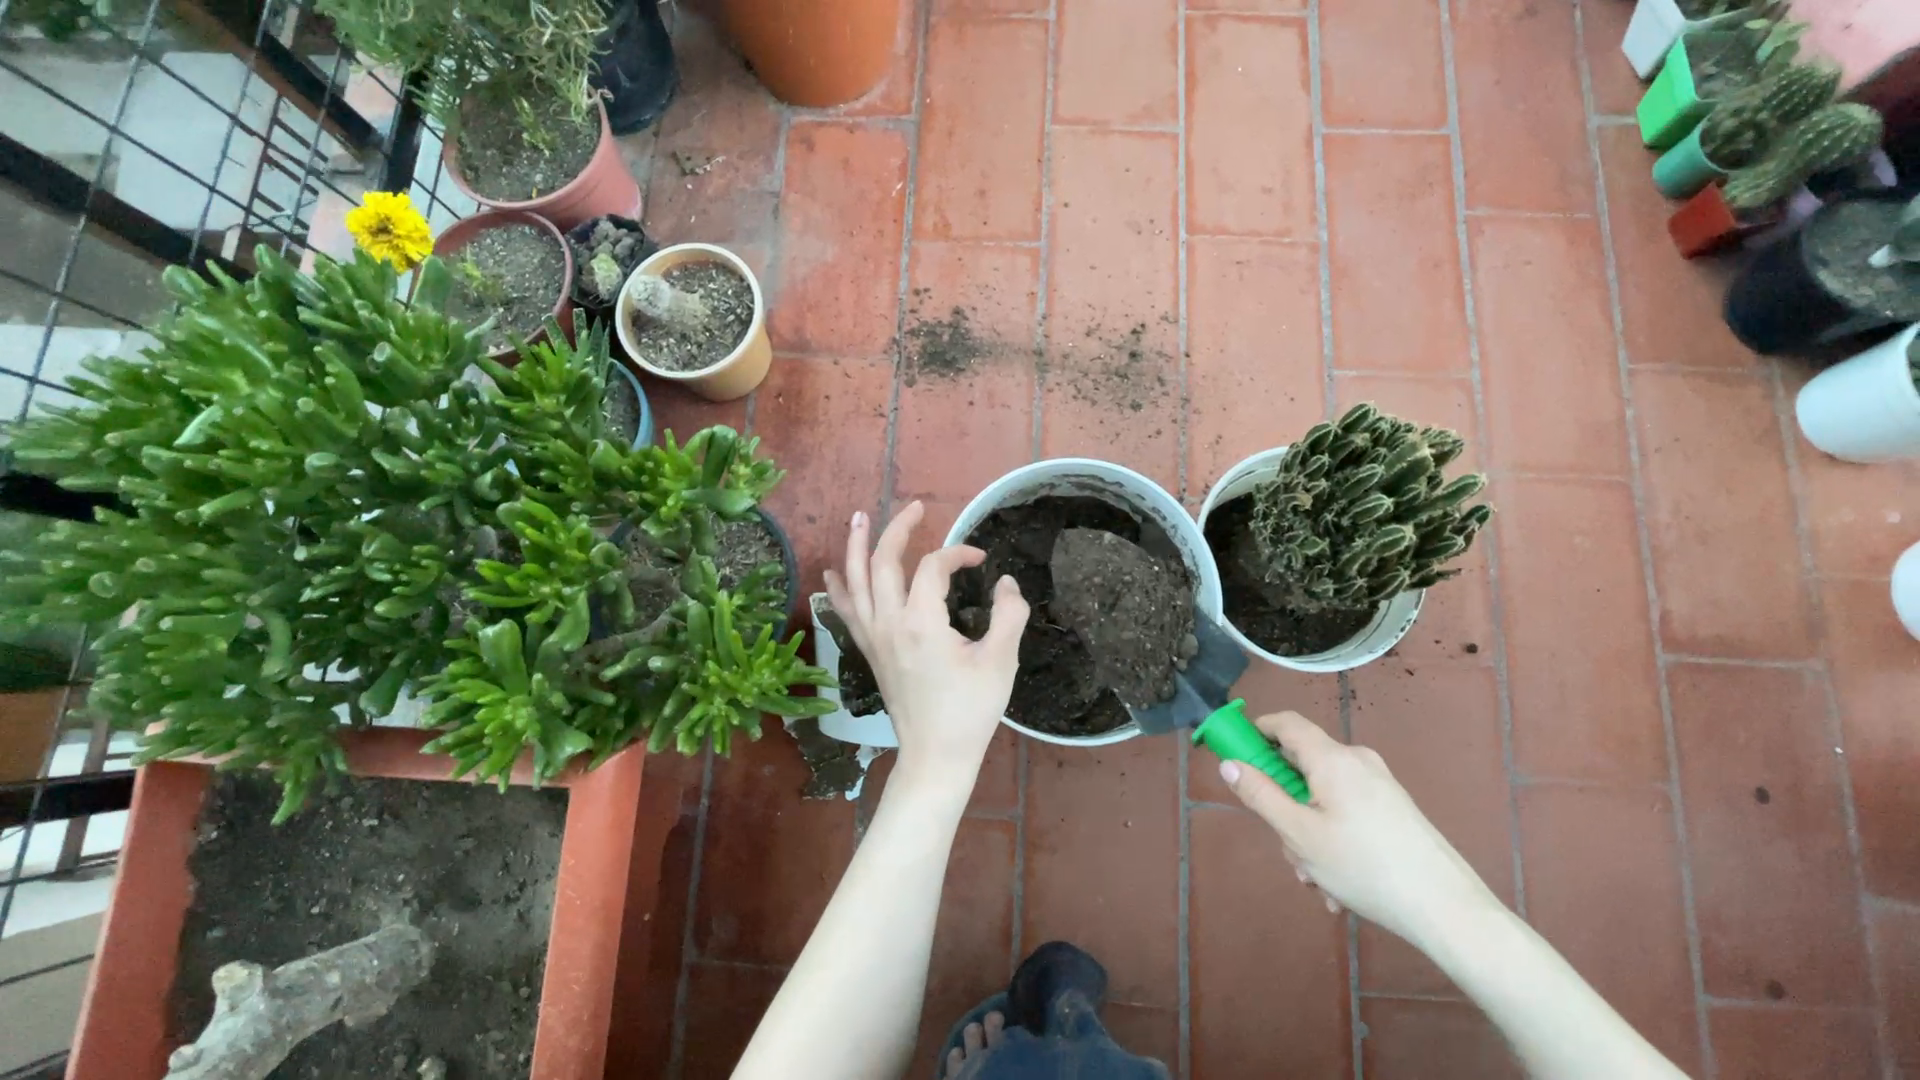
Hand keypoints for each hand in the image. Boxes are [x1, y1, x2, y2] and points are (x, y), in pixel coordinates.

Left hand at [823, 501, 1028, 796]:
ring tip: (858, 517)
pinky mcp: (868, 652)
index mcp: (922, 623)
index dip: (957, 553)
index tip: (980, 560)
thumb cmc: (971, 710)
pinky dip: (839, 588)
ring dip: (857, 547)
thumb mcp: (1001, 661)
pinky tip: (833, 571)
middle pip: (884, 562)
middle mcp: (889, 624)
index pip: (932, 567)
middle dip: (898, 529)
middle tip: (916, 507)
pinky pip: (847, 611)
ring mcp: (873, 638)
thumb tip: (1005, 582)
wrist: (936, 754)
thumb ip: (1009, 615)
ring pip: (856, 581)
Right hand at [1217, 711, 1499, 947]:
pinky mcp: (1394, 810)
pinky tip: (1339, 887)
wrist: (1448, 909)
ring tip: (1317, 880)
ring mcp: (1380, 786)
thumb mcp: (1299, 834)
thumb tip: (1229, 764)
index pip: (1285, 723)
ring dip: (1308, 834)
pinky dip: (1334, 840)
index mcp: (1332, 759)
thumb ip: (1260, 795)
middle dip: (1284, 805)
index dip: (1254, 731)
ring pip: (1323, 798)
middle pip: (1302, 767)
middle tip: (1285, 846)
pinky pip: (1347, 814)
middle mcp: (1357, 762)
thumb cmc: (1364, 866)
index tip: (1233, 755)